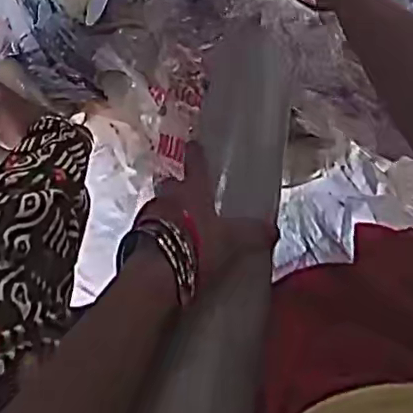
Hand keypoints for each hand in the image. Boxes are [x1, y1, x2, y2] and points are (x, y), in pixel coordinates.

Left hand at [146, 142, 276, 286]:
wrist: (160, 269)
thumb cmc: (198, 244)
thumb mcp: (231, 240)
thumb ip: (252, 233)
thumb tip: (272, 228)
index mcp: (193, 190)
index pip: (195, 163)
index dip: (195, 153)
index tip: (194, 144)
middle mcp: (169, 196)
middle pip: (171, 183)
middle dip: (176, 185)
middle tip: (185, 192)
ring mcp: (151, 213)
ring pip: (160, 204)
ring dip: (166, 210)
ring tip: (178, 223)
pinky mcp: (140, 233)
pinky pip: (151, 226)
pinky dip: (159, 231)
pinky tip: (168, 244)